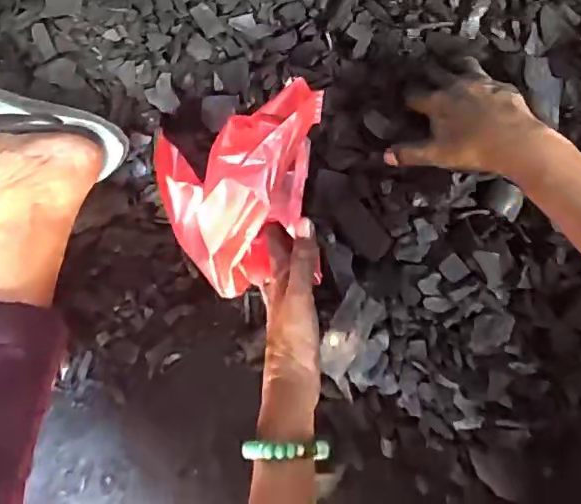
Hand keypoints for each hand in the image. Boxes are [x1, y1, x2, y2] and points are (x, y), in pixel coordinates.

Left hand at [257, 224, 319, 438]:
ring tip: (299, 238)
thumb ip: (301, 259)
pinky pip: (297, 287)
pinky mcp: (296, 318)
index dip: (275, 221)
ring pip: (284, 270)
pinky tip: (307, 277)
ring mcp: (284, 303)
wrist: (292, 383)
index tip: (281, 197)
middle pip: (276, 256)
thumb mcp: (298, 293)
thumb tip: (304, 221)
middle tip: (290, 211)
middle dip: (281, 236)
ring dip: (290, 254)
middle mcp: (275, 287)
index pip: (273, 242)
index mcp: (274, 278)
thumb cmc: (293, 336)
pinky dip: (301, 276)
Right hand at [385, 59, 569, 183]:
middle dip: (427, 71)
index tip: (405, 99)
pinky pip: (491, 79)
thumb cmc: (474, 149)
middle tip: (422, 71)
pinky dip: (487, 82)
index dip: (408, 96)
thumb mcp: (438, 155)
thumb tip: (385, 156)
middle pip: (435, 71)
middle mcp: (455, 85)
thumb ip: (411, 153)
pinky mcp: (503, 86)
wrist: (518, 143)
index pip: (414, 94)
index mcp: (436, 101)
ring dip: (457, 65)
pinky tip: (490, 86)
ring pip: (464, 64)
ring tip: (455, 66)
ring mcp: (480, 82)